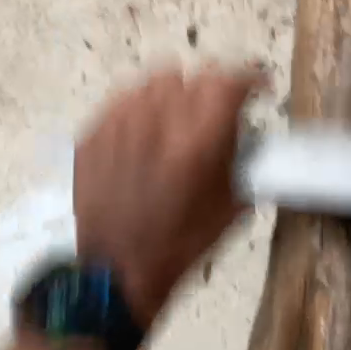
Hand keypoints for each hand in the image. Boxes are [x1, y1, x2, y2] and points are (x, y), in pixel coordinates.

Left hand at [72, 64, 263, 327]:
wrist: (115, 274)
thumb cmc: (181, 244)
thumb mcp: (231, 205)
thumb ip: (240, 156)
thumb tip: (243, 127)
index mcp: (198, 142)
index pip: (230, 82)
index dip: (251, 78)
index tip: (258, 88)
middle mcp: (158, 122)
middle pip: (194, 75)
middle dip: (211, 90)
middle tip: (215, 113)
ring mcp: (119, 124)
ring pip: (156, 81)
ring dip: (174, 95)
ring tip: (177, 120)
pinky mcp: (92, 134)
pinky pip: (123, 101)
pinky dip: (141, 110)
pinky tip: (145, 135)